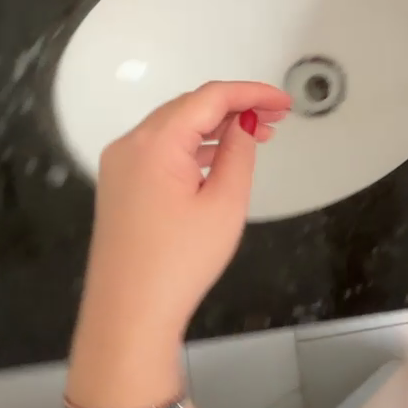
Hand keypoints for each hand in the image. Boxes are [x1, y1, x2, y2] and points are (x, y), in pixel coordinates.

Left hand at [79, 81, 291, 342]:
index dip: (251, 93)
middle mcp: (130, 144)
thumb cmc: (182, 260)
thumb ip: (239, 153)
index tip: (286, 102)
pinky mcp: (122, 186)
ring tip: (260, 135)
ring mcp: (121, 165)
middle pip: (188, 107)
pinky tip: (224, 158)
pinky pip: (163, 150)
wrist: (129, 314)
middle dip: (235, 106)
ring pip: (175, 128)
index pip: (208, 98)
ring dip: (217, 126)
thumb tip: (245, 122)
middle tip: (278, 118)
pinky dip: (196, 146)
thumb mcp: (224, 203)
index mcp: (154, 143)